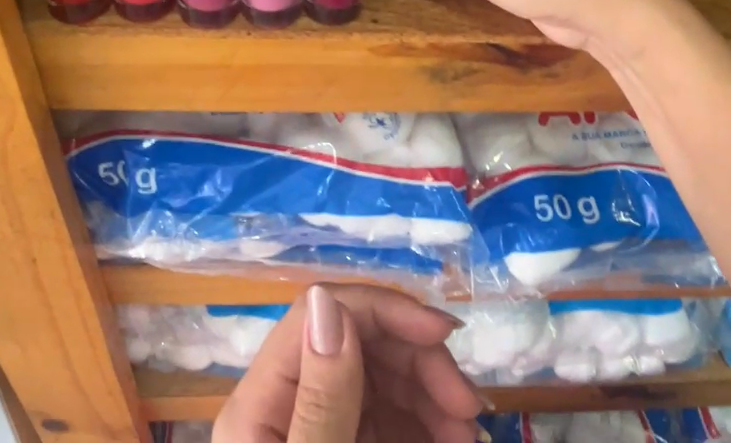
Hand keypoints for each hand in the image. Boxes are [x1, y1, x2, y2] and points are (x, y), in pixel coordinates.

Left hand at [214, 285, 483, 442]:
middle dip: (421, 363)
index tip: (446, 332)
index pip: (322, 314)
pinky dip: (424, 423)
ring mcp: (315, 426)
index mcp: (261, 402)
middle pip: (359, 344)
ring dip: (432, 397)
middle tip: (469, 408)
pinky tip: (450, 439)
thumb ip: (322, 398)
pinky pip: (387, 417)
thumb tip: (327, 301)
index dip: (386, 308)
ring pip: (381, 381)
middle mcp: (287, 404)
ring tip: (468, 435)